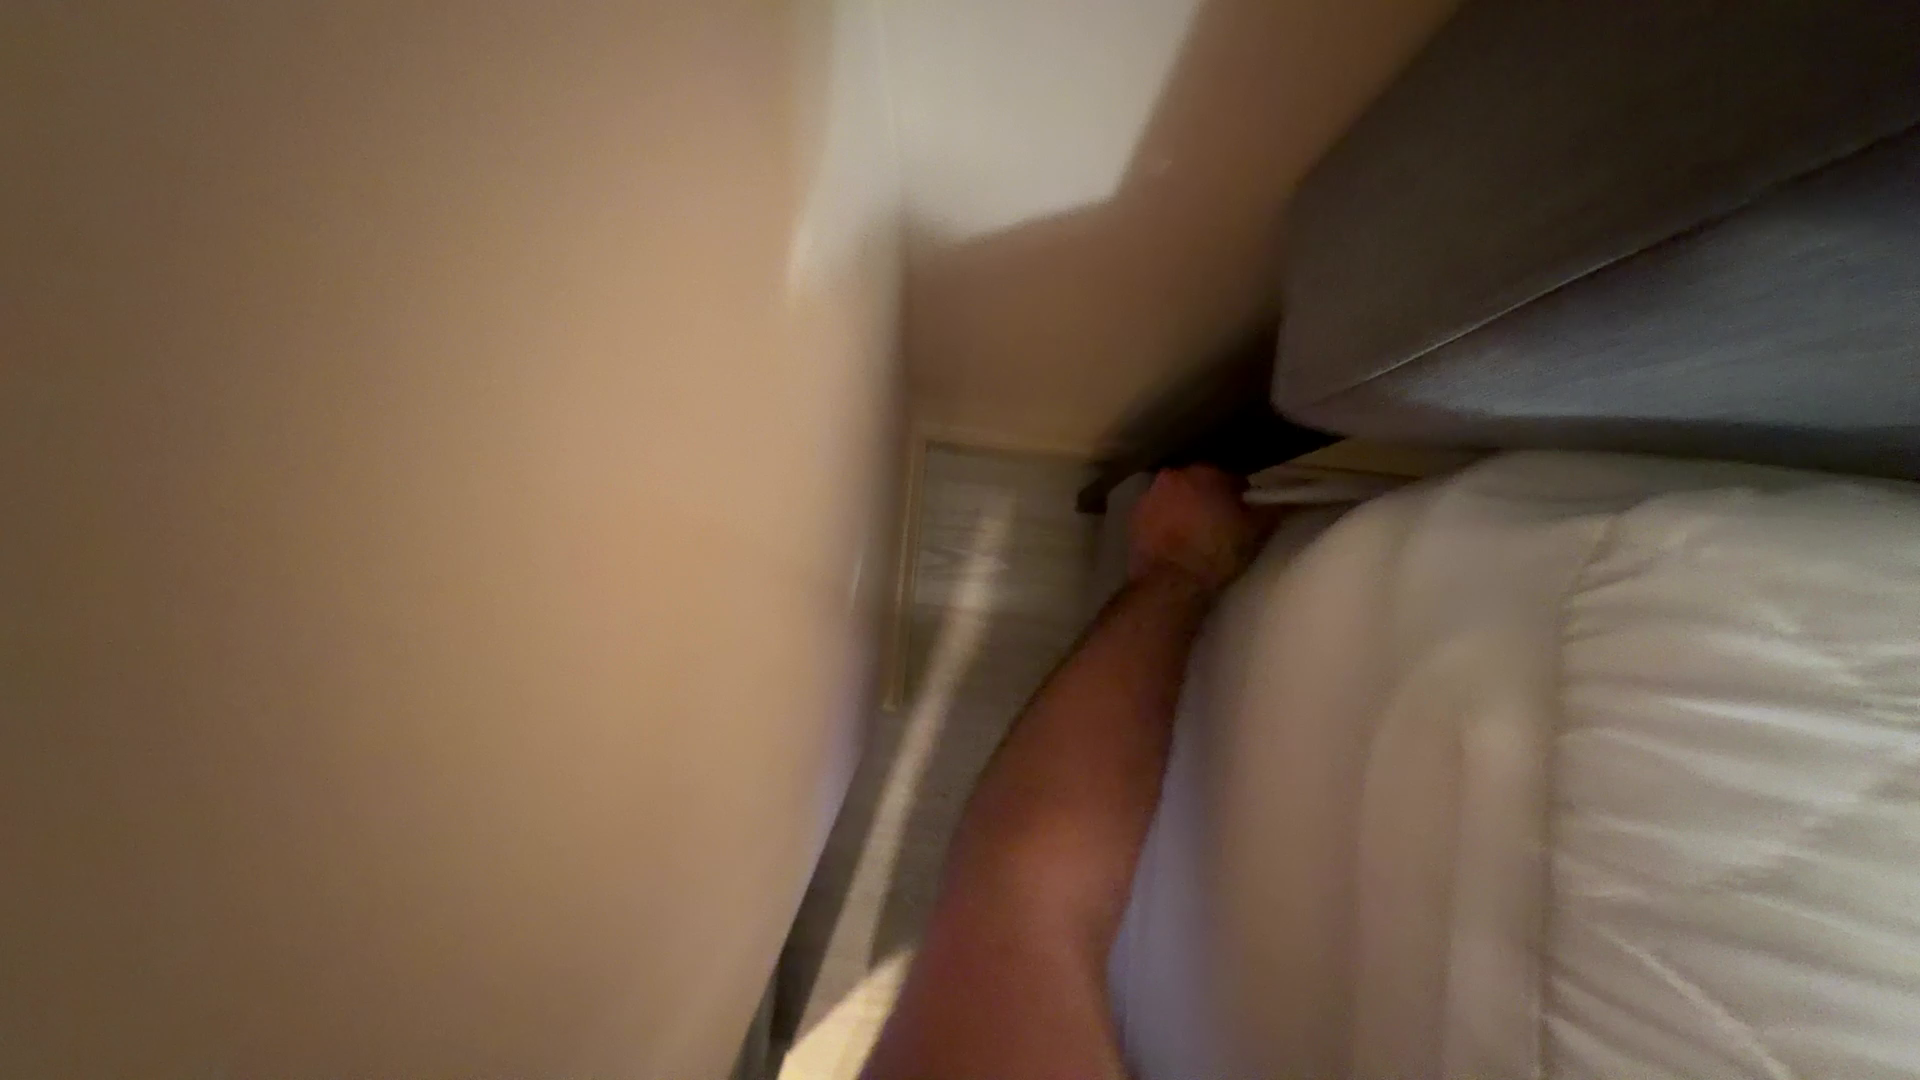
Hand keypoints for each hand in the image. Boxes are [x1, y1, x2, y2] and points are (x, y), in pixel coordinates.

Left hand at [1127, 465, 1268, 595]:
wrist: (1170, 582)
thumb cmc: (1216, 552)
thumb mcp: (1254, 532)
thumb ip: (1271, 510)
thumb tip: (1286, 501)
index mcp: (1204, 472)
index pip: (1230, 478)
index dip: (1239, 497)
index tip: (1243, 515)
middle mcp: (1172, 476)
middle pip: (1197, 485)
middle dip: (1208, 500)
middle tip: (1219, 526)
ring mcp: (1148, 496)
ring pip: (1174, 499)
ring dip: (1183, 510)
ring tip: (1194, 536)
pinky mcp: (1132, 519)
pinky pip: (1155, 516)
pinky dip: (1164, 524)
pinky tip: (1173, 543)